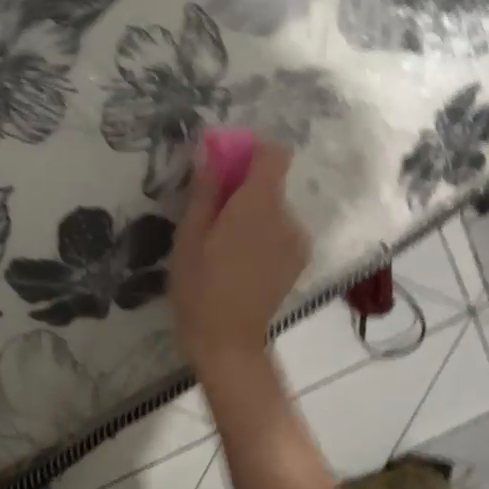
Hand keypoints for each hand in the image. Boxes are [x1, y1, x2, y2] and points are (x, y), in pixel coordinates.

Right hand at [170, 139, 307, 373]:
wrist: (227, 338)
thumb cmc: (199, 282)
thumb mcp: (190, 232)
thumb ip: (206, 189)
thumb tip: (210, 151)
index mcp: (259, 206)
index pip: (275, 155)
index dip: (250, 149)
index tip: (222, 159)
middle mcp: (287, 218)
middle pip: (270, 182)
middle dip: (241, 184)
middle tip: (206, 207)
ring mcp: (297, 241)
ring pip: (272, 206)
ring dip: (248, 209)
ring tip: (218, 238)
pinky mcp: (298, 259)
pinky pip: (278, 228)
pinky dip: (259, 230)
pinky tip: (235, 256)